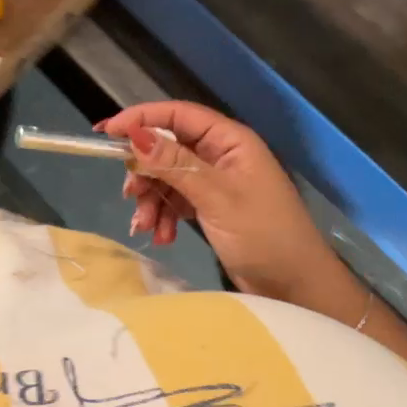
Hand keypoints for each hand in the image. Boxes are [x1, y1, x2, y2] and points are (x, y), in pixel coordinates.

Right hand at [98, 102, 345, 301]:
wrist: (300, 292)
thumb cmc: (264, 235)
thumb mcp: (216, 197)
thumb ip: (174, 164)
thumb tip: (134, 136)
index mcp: (229, 140)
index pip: (177, 115)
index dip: (141, 119)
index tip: (107, 132)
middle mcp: (221, 154)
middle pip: (167, 147)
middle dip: (145, 171)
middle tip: (129, 193)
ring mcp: (216, 181)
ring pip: (167, 176)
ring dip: (151, 199)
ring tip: (144, 227)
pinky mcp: (211, 207)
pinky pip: (175, 200)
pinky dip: (163, 215)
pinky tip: (160, 236)